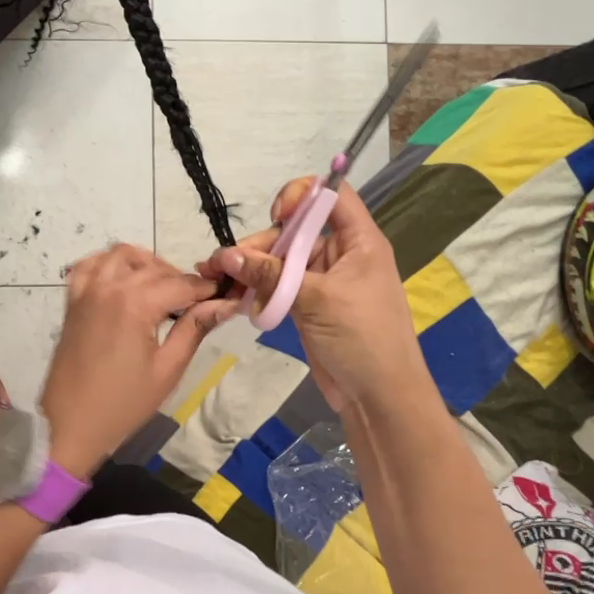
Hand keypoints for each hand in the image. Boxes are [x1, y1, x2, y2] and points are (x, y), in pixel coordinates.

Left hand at [42, 244, 233, 476]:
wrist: (71, 423)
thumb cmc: (123, 403)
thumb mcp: (167, 368)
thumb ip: (194, 328)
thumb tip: (225, 303)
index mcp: (134, 303)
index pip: (181, 284)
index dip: (207, 289)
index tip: (225, 296)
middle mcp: (108, 287)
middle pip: (154, 268)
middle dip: (180, 279)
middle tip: (198, 303)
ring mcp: (86, 291)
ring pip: (120, 256)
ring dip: (146, 264)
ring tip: (163, 289)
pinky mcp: (73, 301)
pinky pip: (89, 266)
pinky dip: (108, 264)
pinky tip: (124, 282)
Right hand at [198, 178, 424, 409]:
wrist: (378, 397)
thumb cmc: (362, 338)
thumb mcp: (316, 300)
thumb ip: (270, 274)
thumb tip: (225, 255)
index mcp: (358, 241)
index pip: (332, 196)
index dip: (302, 196)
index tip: (275, 216)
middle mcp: (339, 254)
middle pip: (294, 230)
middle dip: (259, 243)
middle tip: (223, 262)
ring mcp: (321, 280)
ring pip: (279, 260)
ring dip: (249, 267)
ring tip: (215, 277)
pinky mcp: (306, 304)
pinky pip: (276, 285)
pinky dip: (255, 289)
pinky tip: (231, 294)